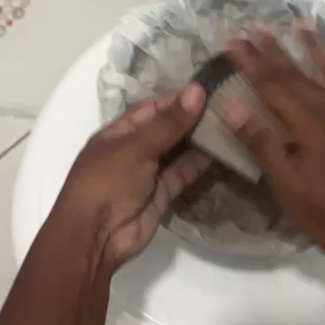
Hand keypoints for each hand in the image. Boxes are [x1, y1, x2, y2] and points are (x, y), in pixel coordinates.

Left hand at [50, 84, 212, 273]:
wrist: (95, 237)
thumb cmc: (107, 182)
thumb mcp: (136, 147)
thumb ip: (169, 123)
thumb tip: (197, 90)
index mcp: (120, 131)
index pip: (153, 107)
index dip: (178, 98)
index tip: (209, 88)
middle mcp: (134, 148)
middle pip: (167, 128)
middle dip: (192, 117)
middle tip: (227, 104)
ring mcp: (148, 172)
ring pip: (177, 150)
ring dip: (198, 139)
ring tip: (229, 123)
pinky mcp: (161, 194)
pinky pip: (182, 173)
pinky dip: (199, 163)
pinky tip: (221, 150)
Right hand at [222, 26, 324, 265]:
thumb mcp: (287, 183)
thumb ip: (261, 141)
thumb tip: (231, 104)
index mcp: (306, 120)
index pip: (270, 83)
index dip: (250, 60)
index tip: (232, 38)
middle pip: (297, 74)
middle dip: (274, 49)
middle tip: (256, 24)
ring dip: (316, 49)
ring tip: (302, 23)